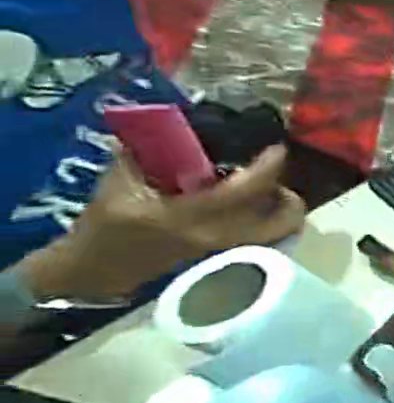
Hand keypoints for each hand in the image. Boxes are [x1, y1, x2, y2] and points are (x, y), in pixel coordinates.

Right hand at [17, 146, 306, 301]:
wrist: (97, 272)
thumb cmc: (105, 229)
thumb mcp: (115, 191)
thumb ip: (139, 159)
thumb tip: (160, 129)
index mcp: (192, 216)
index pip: (250, 188)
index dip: (270, 166)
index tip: (277, 148)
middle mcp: (223, 234)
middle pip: (284, 213)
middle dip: (286, 191)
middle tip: (272, 175)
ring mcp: (232, 249)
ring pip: (284, 228)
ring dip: (285, 207)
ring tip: (269, 191)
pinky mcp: (232, 257)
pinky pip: (272, 238)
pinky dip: (274, 221)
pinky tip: (257, 209)